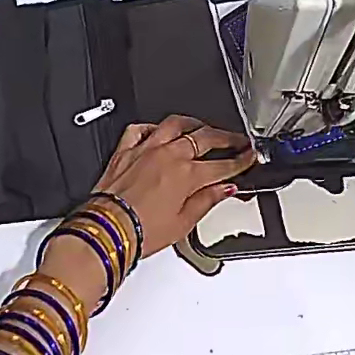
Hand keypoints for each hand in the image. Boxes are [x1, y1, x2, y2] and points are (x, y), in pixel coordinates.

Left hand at [41, 115, 254, 306]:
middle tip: (237, 140)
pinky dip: (153, 128)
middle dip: (227, 138)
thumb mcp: (184, 223)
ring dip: (194, 124)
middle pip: (206, 137)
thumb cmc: (139, 231)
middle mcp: (168, 156)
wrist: (105, 230)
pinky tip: (159, 131)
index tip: (249, 157)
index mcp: (187, 175)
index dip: (241, 160)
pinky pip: (140, 129)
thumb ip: (207, 200)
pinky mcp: (125, 151)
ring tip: (203, 127)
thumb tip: (224, 189)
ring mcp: (146, 149)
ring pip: (176, 124)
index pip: (223, 164)